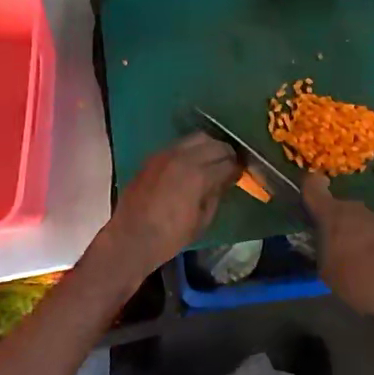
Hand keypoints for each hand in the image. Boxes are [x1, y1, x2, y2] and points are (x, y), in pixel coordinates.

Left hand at [88, 133, 237, 277]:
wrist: (131, 236)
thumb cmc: (171, 236)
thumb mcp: (202, 219)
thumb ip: (216, 193)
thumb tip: (226, 179)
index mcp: (199, 176)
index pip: (228, 163)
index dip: (238, 168)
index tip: (241, 174)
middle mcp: (184, 157)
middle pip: (215, 144)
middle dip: (226, 153)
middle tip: (231, 165)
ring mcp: (166, 154)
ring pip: (197, 138)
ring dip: (209, 146)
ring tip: (213, 160)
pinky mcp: (154, 156)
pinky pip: (179, 145)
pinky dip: (191, 149)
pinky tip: (193, 163)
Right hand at [302, 174, 373, 321]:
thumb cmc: (358, 280)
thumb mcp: (326, 271)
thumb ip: (321, 250)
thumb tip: (323, 243)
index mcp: (332, 214)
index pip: (313, 187)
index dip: (309, 186)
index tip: (307, 193)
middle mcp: (356, 209)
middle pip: (339, 208)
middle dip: (334, 222)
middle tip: (330, 243)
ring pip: (360, 220)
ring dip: (355, 234)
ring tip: (354, 259)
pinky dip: (373, 245)